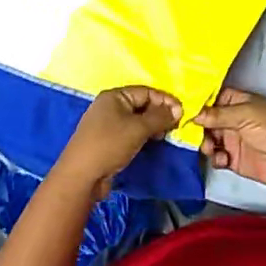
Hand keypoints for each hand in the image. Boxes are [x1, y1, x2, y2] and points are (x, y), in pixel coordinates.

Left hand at [53, 86, 182, 196]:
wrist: (82, 175)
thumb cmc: (110, 144)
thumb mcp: (138, 128)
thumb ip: (159, 117)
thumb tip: (178, 108)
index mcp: (114, 96)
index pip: (146, 91)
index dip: (165, 100)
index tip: (182, 112)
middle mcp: (110, 106)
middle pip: (141, 104)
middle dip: (160, 113)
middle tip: (176, 125)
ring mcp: (108, 123)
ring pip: (137, 119)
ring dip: (153, 125)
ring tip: (166, 135)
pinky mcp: (109, 139)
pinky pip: (131, 131)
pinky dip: (143, 135)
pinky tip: (153, 142)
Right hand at [195, 88, 265, 190]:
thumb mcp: (245, 114)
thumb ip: (217, 114)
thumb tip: (193, 113)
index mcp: (237, 102)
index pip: (212, 98)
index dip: (198, 101)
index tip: (181, 105)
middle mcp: (232, 119)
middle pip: (206, 119)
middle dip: (196, 124)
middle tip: (189, 130)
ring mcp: (232, 139)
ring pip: (208, 138)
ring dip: (204, 142)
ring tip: (210, 147)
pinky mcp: (233, 158)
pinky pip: (216, 156)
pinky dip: (214, 157)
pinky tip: (222, 158)